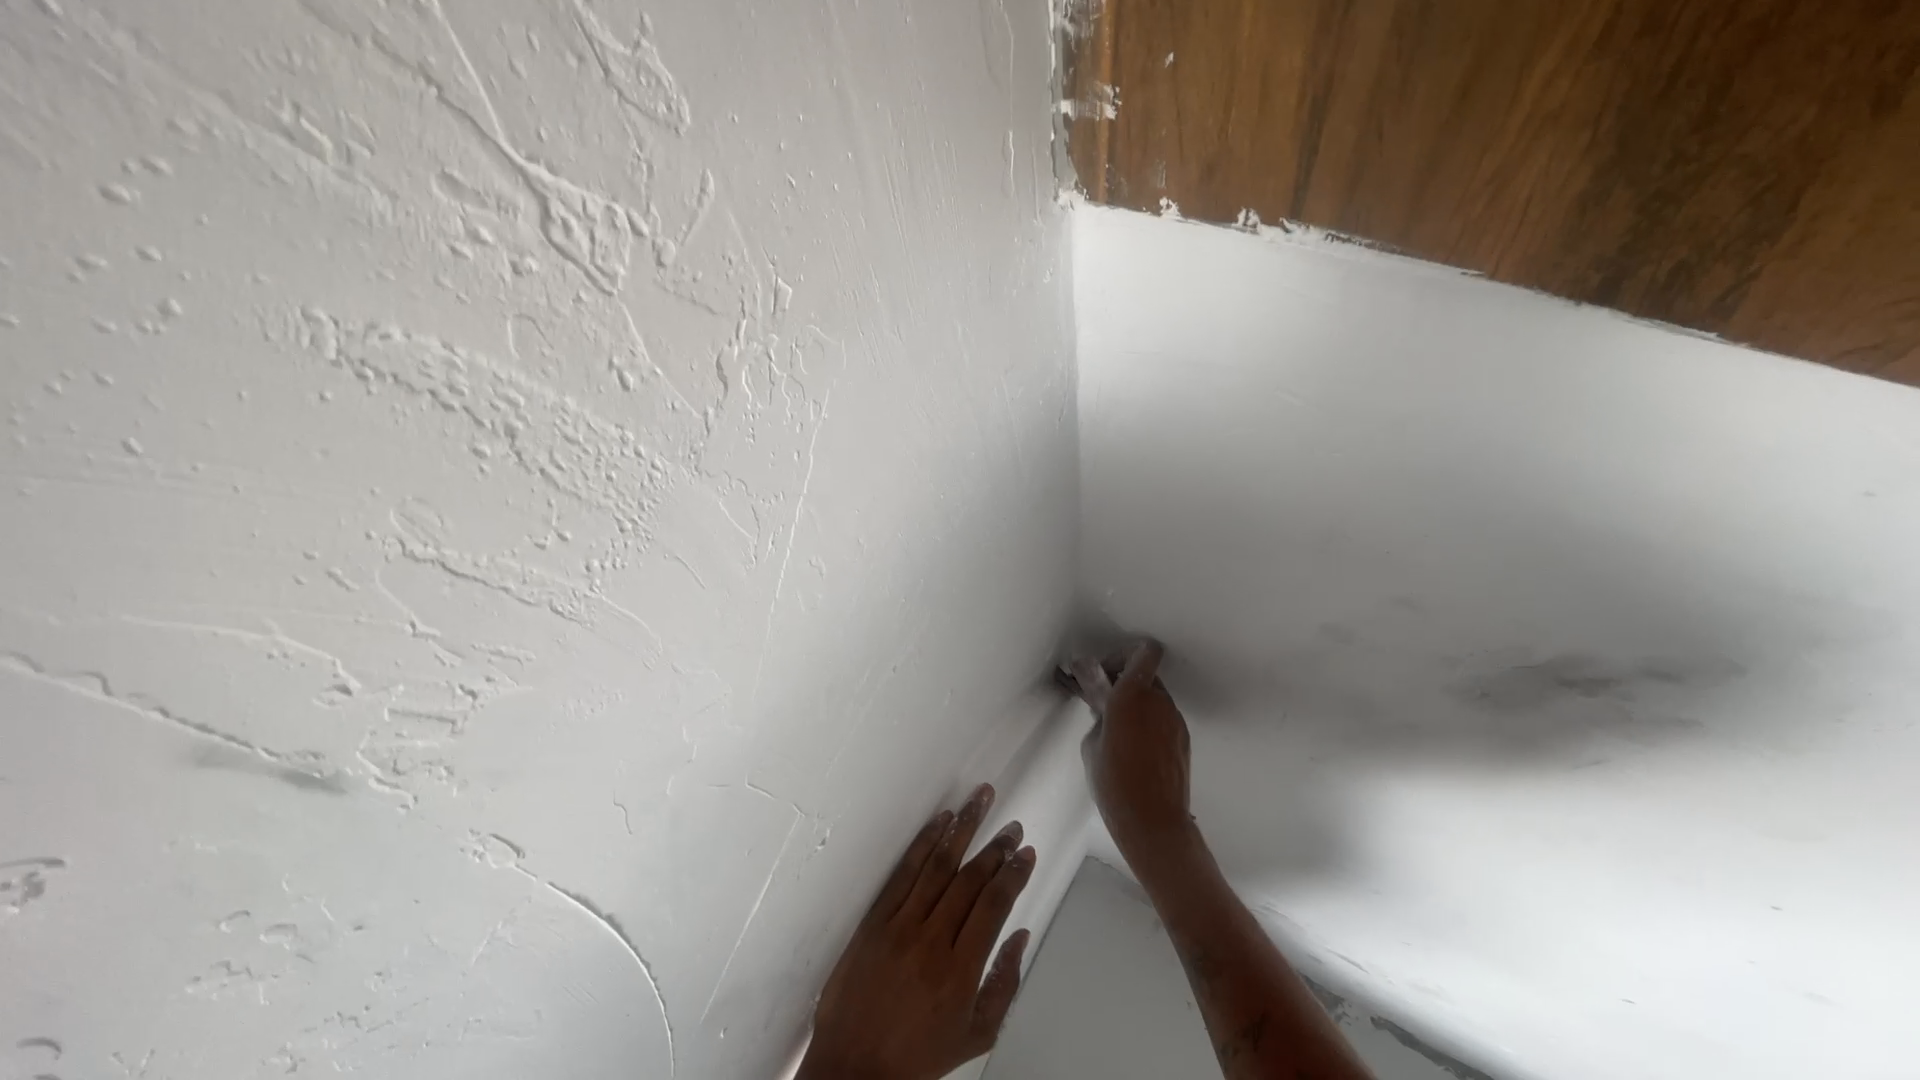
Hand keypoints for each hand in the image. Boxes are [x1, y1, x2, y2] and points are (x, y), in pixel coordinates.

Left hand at [799, 784, 1036, 1079]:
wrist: (853, 1067)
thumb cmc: (916, 1057)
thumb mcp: (976, 1034)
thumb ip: (1005, 984)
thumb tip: (1021, 937)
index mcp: (960, 971)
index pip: (994, 905)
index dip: (1014, 874)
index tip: (1026, 853)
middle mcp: (931, 941)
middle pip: (970, 879)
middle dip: (996, 848)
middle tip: (1012, 827)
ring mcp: (899, 927)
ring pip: (937, 865)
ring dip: (962, 829)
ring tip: (981, 800)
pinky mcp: (873, 922)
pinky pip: (902, 874)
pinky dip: (922, 844)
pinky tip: (939, 824)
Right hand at [1066, 641, 1193, 859]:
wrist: (1153, 821)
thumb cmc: (1114, 783)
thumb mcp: (1092, 744)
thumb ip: (1099, 712)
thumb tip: (1102, 702)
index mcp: (1132, 696)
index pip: (1143, 653)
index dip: (1123, 656)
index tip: (1103, 674)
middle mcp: (1158, 701)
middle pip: (1145, 674)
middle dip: (1124, 681)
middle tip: (1104, 704)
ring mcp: (1175, 720)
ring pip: (1155, 697)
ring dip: (1137, 704)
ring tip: (1117, 733)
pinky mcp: (1183, 738)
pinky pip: (1163, 718)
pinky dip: (1148, 722)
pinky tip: (1134, 749)